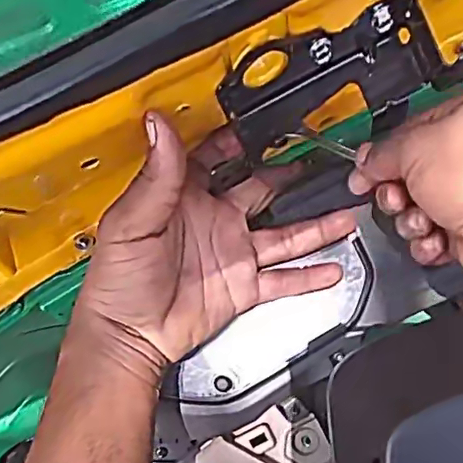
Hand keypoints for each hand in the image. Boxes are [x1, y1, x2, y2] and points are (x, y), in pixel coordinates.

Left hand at [74, 112, 357, 384]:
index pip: (216, 159)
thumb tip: (159, 126)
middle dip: (288, 175)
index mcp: (184, 199)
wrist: (130, 336)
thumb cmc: (117, 282)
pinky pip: (283, 280)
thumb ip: (157, 176)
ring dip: (315, 227)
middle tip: (314, 160)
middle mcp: (214, 222)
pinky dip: (309, 277)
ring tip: (344, 213)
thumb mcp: (131, 221)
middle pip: (261, 191)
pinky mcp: (243, 288)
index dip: (238, 141)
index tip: (261, 127)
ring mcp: (233, 256)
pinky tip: (331, 268)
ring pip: (285, 235)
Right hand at [346, 92, 462, 303]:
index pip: (406, 134)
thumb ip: (383, 152)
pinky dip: (427, 242)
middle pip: (406, 177)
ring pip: (413, 212)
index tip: (365, 171)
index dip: (381, 155)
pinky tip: (438, 238)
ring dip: (411, 220)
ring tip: (426, 218)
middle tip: (400, 195)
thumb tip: (367, 161)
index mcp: (460, 119)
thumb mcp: (416, 147)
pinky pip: (428, 238)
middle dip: (395, 192)